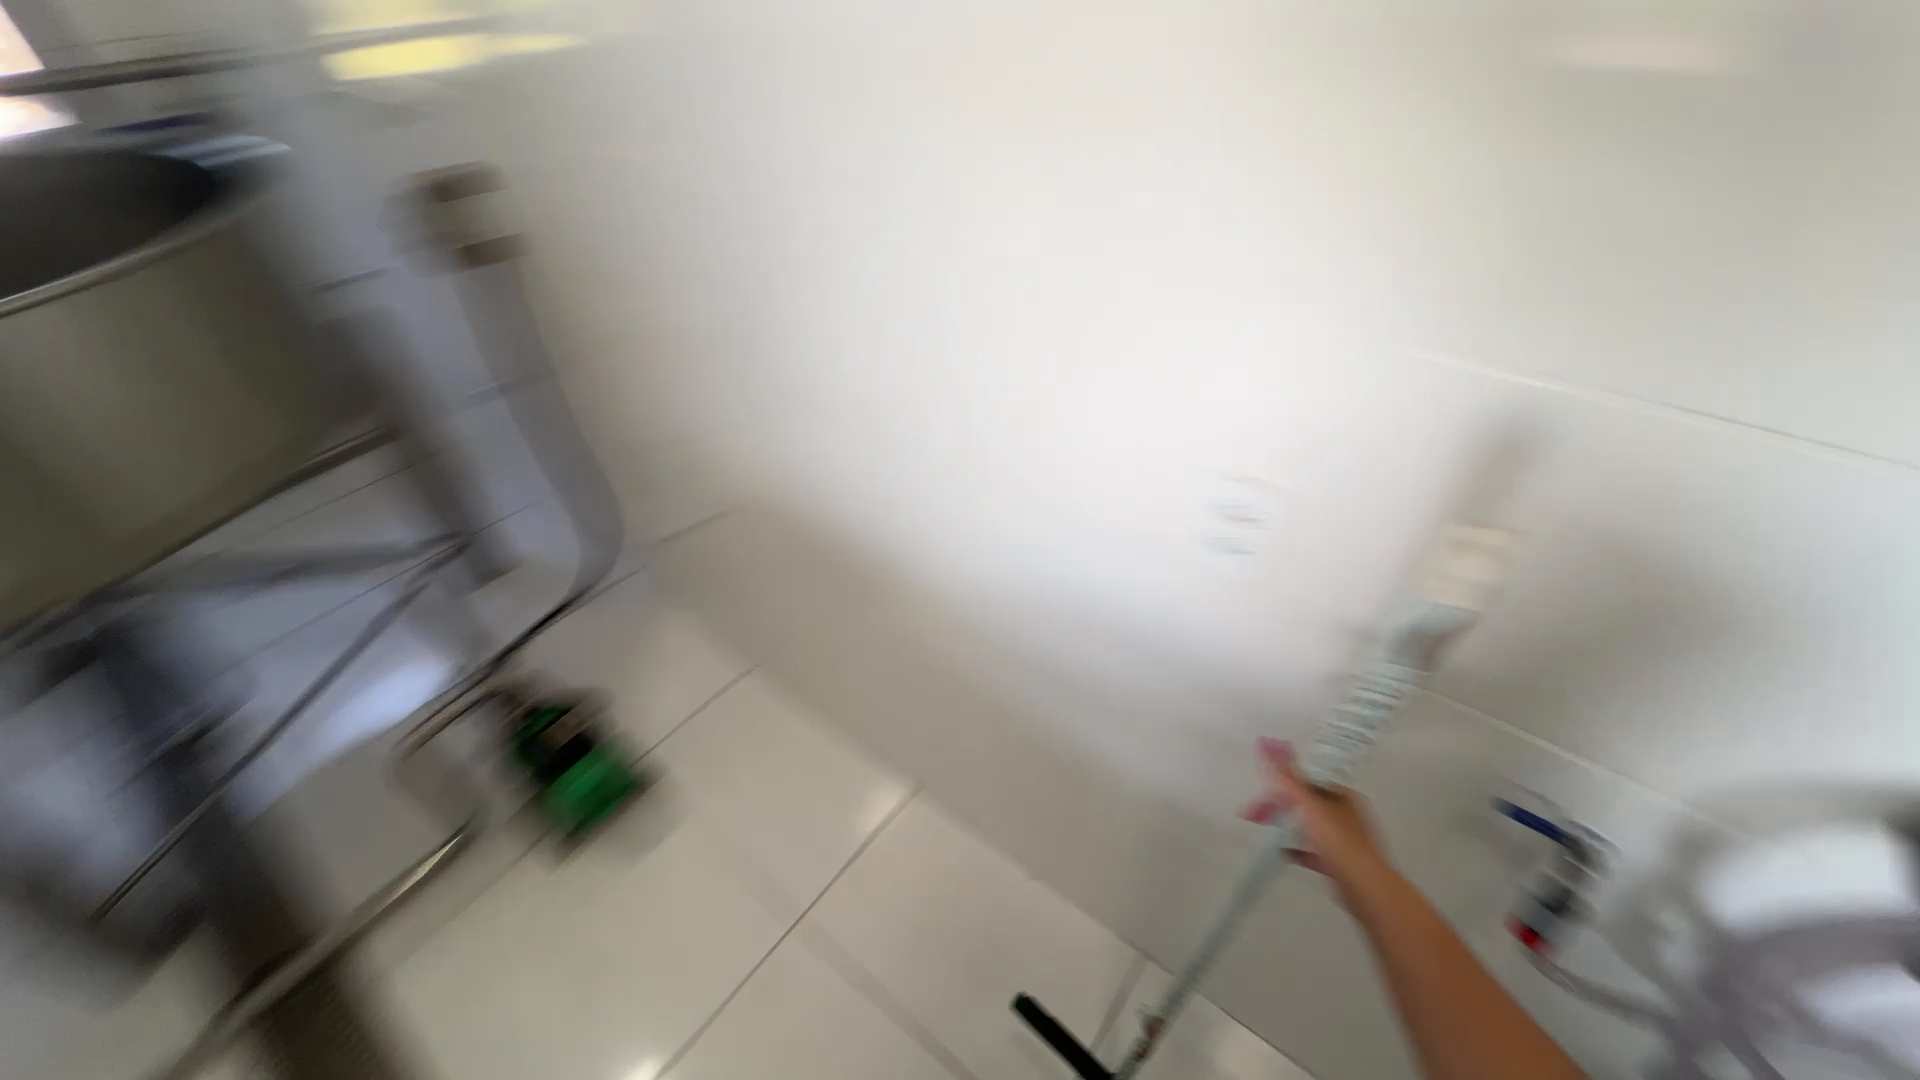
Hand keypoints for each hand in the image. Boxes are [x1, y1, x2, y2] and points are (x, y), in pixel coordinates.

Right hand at [1241, 737, 1390, 900]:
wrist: (1364, 887)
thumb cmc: (1337, 840)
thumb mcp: (1309, 805)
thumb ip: (1288, 780)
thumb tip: (1268, 748)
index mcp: (1342, 795)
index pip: (1307, 781)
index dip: (1281, 783)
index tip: (1260, 791)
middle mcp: (1345, 813)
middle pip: (1305, 803)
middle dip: (1278, 806)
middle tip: (1252, 815)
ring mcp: (1343, 838)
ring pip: (1308, 826)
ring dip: (1286, 826)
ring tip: (1264, 830)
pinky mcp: (1338, 861)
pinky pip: (1312, 850)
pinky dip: (1296, 848)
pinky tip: (1281, 852)